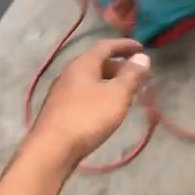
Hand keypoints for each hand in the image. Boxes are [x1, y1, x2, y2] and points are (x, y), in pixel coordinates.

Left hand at [29, 39, 149, 165]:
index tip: (141, 47)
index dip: (125, 45)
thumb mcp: (117, 94)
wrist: (52, 149)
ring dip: (111, 83)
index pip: (106, 46)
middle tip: (137, 77)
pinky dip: (101, 95)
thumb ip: (131, 75)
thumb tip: (142, 57)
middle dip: (120, 67)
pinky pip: (86, 94)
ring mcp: (62, 91)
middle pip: (98, 63)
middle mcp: (70, 73)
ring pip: (92, 80)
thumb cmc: (88, 117)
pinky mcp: (60, 109)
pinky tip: (108, 110)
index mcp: (83, 63)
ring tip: (127, 96)